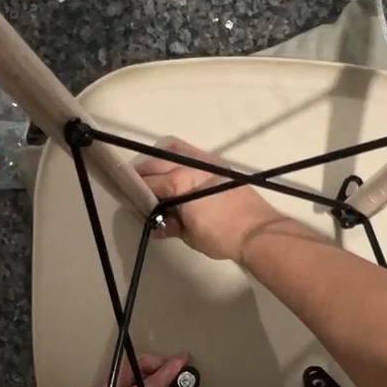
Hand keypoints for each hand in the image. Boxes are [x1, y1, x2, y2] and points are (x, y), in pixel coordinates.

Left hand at [67, 351, 199, 386]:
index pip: (150, 382)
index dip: (170, 370)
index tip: (184, 359)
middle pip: (130, 366)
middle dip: (153, 364)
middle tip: (172, 369)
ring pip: (121, 373)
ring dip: (141, 373)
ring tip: (160, 380)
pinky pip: (113, 384)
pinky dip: (129, 385)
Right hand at [134, 141, 293, 262]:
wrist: (257, 231)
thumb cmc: (221, 236)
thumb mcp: (189, 236)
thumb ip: (170, 226)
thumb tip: (157, 226)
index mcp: (179, 183)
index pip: (148, 184)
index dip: (136, 194)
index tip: (129, 200)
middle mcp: (189, 166)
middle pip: (156, 163)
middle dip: (143, 175)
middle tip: (135, 188)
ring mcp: (205, 162)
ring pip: (172, 150)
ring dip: (159, 160)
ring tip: (153, 175)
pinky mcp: (218, 164)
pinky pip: (191, 152)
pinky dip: (177, 157)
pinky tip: (174, 169)